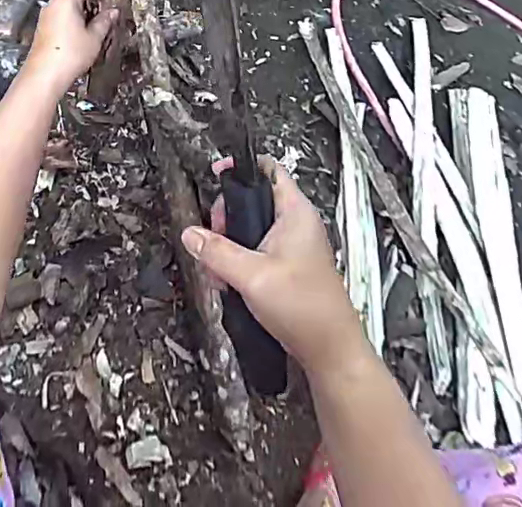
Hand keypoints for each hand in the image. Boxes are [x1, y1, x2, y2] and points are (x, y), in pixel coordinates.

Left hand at [23, 0, 114, 90]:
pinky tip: (79, 27)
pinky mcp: (43, 28)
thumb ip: (104, 21)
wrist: (45, 76)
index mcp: (66, 1)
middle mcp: (53, 5)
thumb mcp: (94, 37)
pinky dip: (68, 15)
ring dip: (76, 4)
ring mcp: (46, 16)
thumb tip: (112, 12)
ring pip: (62, 1)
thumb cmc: (68, 56)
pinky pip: (57, 14)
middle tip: (101, 0)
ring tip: (93, 14)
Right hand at [180, 160, 366, 369]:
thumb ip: (217, 252)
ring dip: (230, 244)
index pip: (269, 170)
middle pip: (253, 199)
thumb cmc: (304, 308)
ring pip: (252, 227)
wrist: (331, 353)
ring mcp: (293, 244)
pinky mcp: (289, 265)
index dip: (241, 168)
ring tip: (219, 268)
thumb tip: (190, 234)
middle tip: (214, 237)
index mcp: (295, 212)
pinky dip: (240, 260)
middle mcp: (296, 223)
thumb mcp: (251, 276)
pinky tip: (230, 282)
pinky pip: (257, 249)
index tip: (216, 175)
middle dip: (227, 216)